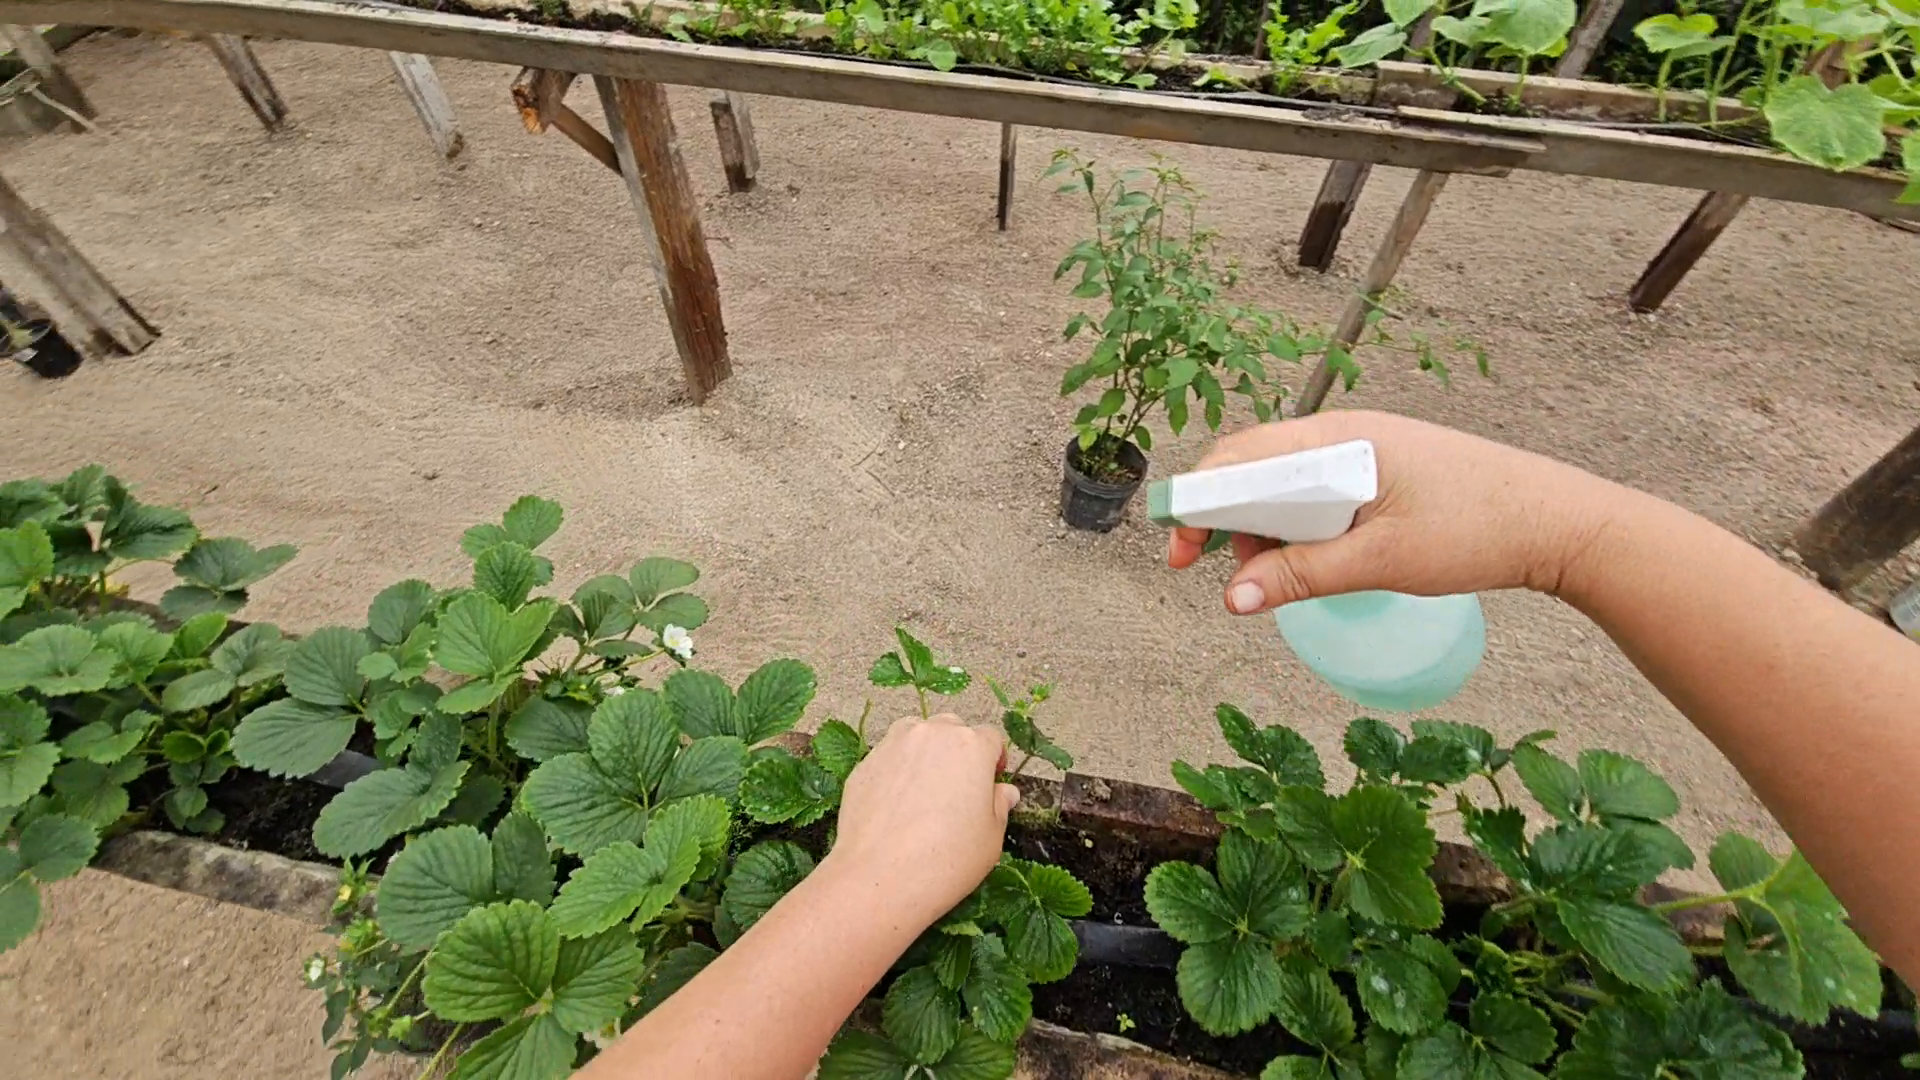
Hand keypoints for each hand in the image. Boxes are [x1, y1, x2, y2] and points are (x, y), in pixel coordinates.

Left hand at [825, 715, 1020, 920]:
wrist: (880, 877)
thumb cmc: (947, 859)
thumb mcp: (990, 837)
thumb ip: (999, 805)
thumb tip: (1004, 792)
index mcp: (971, 746)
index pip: (990, 738)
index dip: (993, 760)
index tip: (990, 783)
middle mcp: (933, 733)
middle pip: (953, 729)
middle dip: (960, 751)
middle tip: (958, 790)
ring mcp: (895, 744)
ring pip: (917, 735)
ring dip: (925, 753)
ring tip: (924, 791)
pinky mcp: (866, 762)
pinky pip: (889, 758)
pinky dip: (896, 771)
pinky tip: (895, 806)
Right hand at [1168, 411, 1626, 612]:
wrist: (1563, 524)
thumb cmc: (1479, 531)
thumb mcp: (1381, 560)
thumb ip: (1300, 577)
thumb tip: (1231, 600)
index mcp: (1339, 440)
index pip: (1240, 458)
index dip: (1198, 501)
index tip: (1180, 550)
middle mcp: (1341, 434)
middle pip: (1251, 466)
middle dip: (1220, 515)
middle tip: (1209, 565)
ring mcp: (1357, 450)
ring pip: (1277, 481)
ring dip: (1256, 525)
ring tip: (1268, 570)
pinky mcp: (1372, 470)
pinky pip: (1307, 490)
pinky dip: (1288, 524)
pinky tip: (1302, 556)